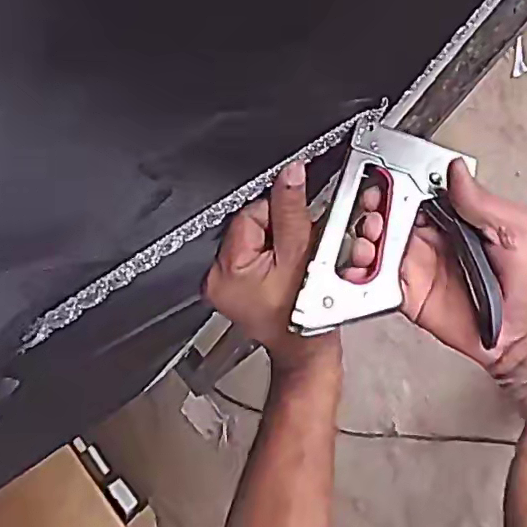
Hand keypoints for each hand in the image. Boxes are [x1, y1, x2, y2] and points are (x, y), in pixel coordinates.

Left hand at [204, 161, 338, 368]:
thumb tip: (290, 174)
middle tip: (299, 251)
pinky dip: (276, 255)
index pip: (249, 214)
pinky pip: (256, 254)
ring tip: (295, 266)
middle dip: (282, 230)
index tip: (299, 227)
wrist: (308, 352)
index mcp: (226, 271)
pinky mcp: (236, 287)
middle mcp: (217, 277)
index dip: (280, 215)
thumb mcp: (303, 256)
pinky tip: (288, 270)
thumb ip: (292, 212)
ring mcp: (225, 284)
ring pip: (257, 238)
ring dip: (282, 242)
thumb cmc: (307, 319)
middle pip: (253, 225)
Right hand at [344, 160, 526, 381]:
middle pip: (389, 215)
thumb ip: (482, 203)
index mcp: (455, 218)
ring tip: (369, 244)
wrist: (524, 339)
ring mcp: (416, 265)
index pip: (417, 191)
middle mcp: (431, 239)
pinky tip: (360, 270)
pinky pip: (375, 280)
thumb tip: (456, 171)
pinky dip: (359, 274)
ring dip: (364, 240)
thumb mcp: (516, 232)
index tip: (385, 182)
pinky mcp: (406, 293)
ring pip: (377, 244)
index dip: (396, 184)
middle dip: (373, 210)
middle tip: (373, 215)